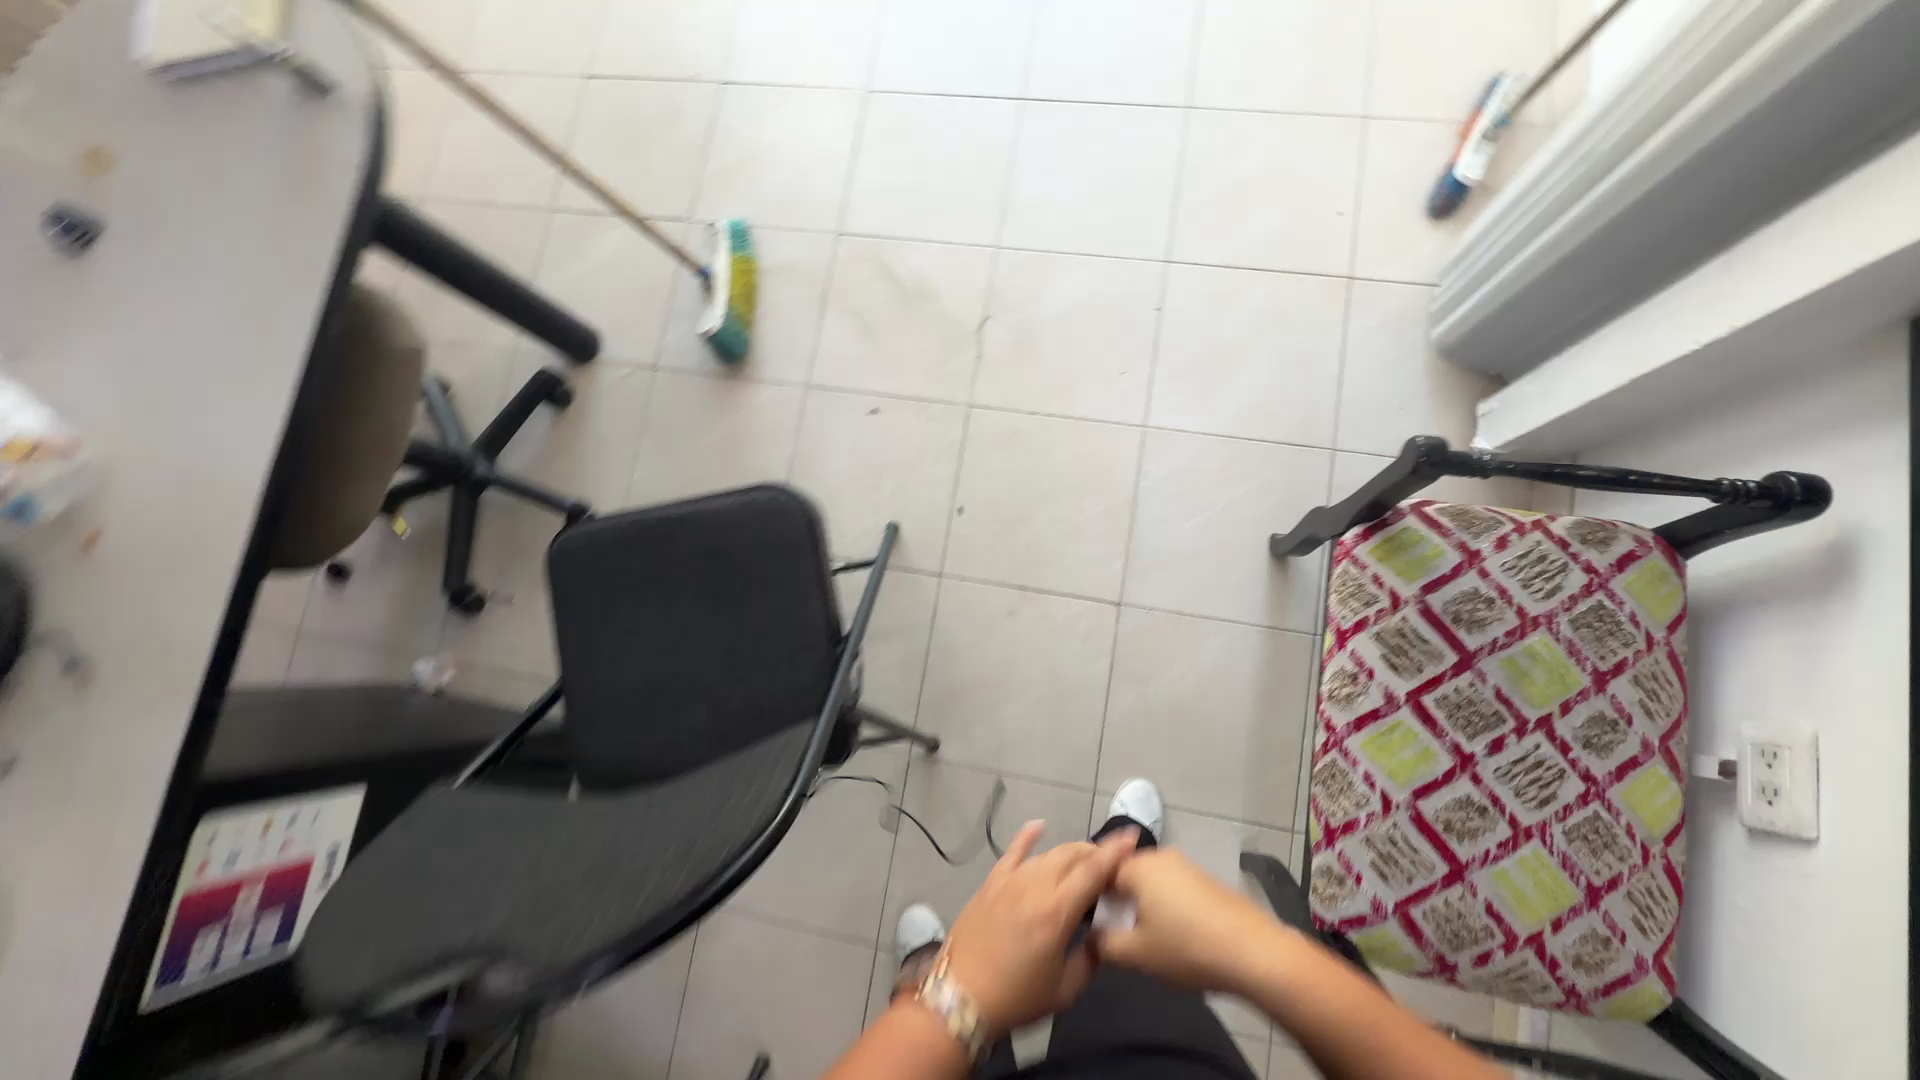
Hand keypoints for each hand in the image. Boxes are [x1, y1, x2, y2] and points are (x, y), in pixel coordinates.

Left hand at [939, 821, 1137, 1037]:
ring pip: (1047, 854)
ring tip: (1085, 859)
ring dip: (1070, 853)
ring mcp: (1011, 881)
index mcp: (1057, 910)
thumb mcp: (1064, 990)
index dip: (1115, 852)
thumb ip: (1088, 959)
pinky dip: (1027, 837)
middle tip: (1112, 864)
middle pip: (1072, 856)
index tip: (1132, 838)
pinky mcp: (991, 883)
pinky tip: (1038, 825)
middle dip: (1096, 853)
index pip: (1093, 871)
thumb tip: (1098, 939)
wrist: (960, 995)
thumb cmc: (1017, 997)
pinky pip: (1012, 853)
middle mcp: (1035, 886)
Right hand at [1091, 848, 1290, 995]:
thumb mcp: (1136, 954)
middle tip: (1113, 933)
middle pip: (1125, 874)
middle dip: (1116, 901)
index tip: (1087, 923)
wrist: (1255, 953)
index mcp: (1138, 866)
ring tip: (1142, 938)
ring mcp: (1187, 866)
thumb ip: (1103, 944)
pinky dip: (1164, 906)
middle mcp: (1161, 856)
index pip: (1098, 872)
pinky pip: (1171, 888)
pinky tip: (1173, 935)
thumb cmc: (1187, 948)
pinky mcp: (1207, 881)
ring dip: (1141, 905)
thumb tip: (1089, 938)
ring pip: (1150, 882)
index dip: (1089, 897)